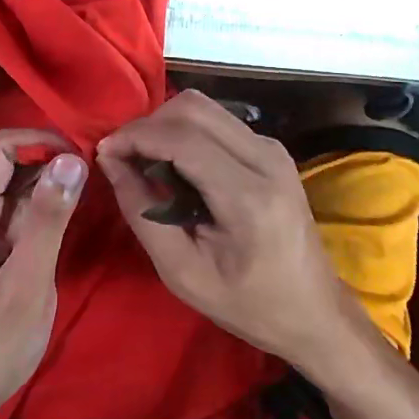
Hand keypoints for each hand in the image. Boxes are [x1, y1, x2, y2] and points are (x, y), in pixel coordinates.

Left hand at [0, 129, 86, 418]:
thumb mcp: (26, 286)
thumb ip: (47, 219)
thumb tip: (72, 159)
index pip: (1, 147)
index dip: (43, 141)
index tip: (84, 159)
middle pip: (8, 158)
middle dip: (51, 157)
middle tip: (94, 178)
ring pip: (16, 179)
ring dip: (51, 177)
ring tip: (88, 194)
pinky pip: (18, 204)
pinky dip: (45, 200)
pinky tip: (70, 213)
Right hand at [96, 91, 358, 368]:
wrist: (314, 311)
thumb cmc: (248, 305)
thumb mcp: (183, 272)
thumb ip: (142, 213)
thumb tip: (111, 161)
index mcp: (248, 197)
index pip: (183, 138)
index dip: (136, 136)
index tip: (105, 151)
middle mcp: (266, 158)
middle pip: (194, 108)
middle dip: (149, 124)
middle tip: (123, 156)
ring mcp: (273, 149)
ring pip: (206, 107)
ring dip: (167, 124)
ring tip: (144, 159)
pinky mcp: (272, 149)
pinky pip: (220, 121)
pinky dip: (187, 131)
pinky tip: (174, 163)